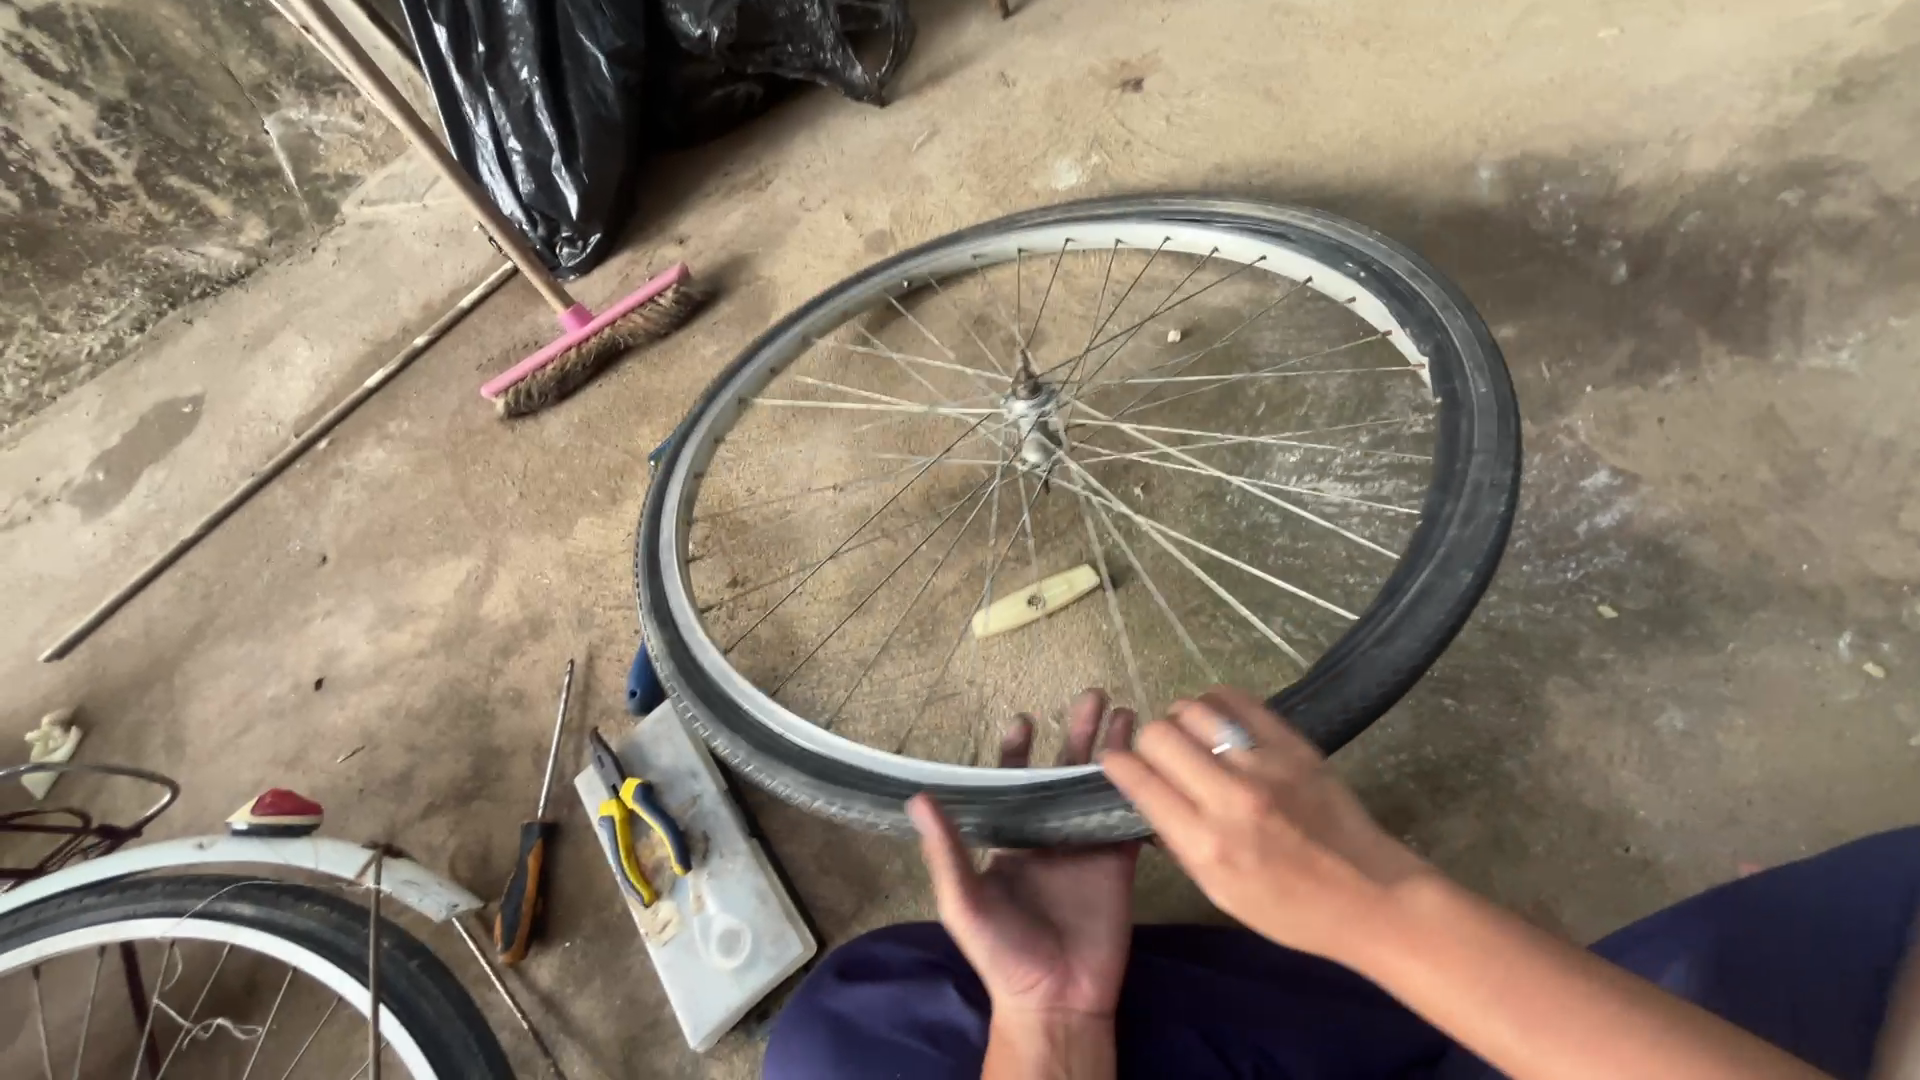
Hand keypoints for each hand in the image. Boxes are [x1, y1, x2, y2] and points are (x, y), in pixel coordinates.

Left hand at [909, 690, 1138, 1020]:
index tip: (1024, 720)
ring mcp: (1086, 843)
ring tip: (1128, 712)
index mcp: (1012, 834)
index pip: (1015, 779)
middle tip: (1093, 695)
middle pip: (1064, 770)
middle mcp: (1049, 830)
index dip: (1019, 749)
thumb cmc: (1000, 952)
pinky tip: (1150, 762)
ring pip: (1099, 786)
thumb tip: (918, 799)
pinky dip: (1140, 791)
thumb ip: (947, 851)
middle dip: (1079, 732)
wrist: (1055, 1000)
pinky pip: (1130, 820)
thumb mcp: (963, 901)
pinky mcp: (1118, 862)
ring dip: (1113, 750)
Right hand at [1100, 686, 1428, 964]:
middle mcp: (1230, 798)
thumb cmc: (1289, 908)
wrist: (1372, 896)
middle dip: (1147, 744)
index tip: (1115, 764)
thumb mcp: (1217, 892)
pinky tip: (1217, 719)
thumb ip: (1175, 841)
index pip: (1139, 780)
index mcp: (1206, 843)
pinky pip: (1236, 699)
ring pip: (1193, 710)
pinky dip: (1214, 703)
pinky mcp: (1292, 744)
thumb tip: (1143, 796)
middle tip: (1161, 757)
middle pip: (1159, 735)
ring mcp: (1265, 765)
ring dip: (1180, 721)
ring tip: (1191, 737)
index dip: (1116, 765)